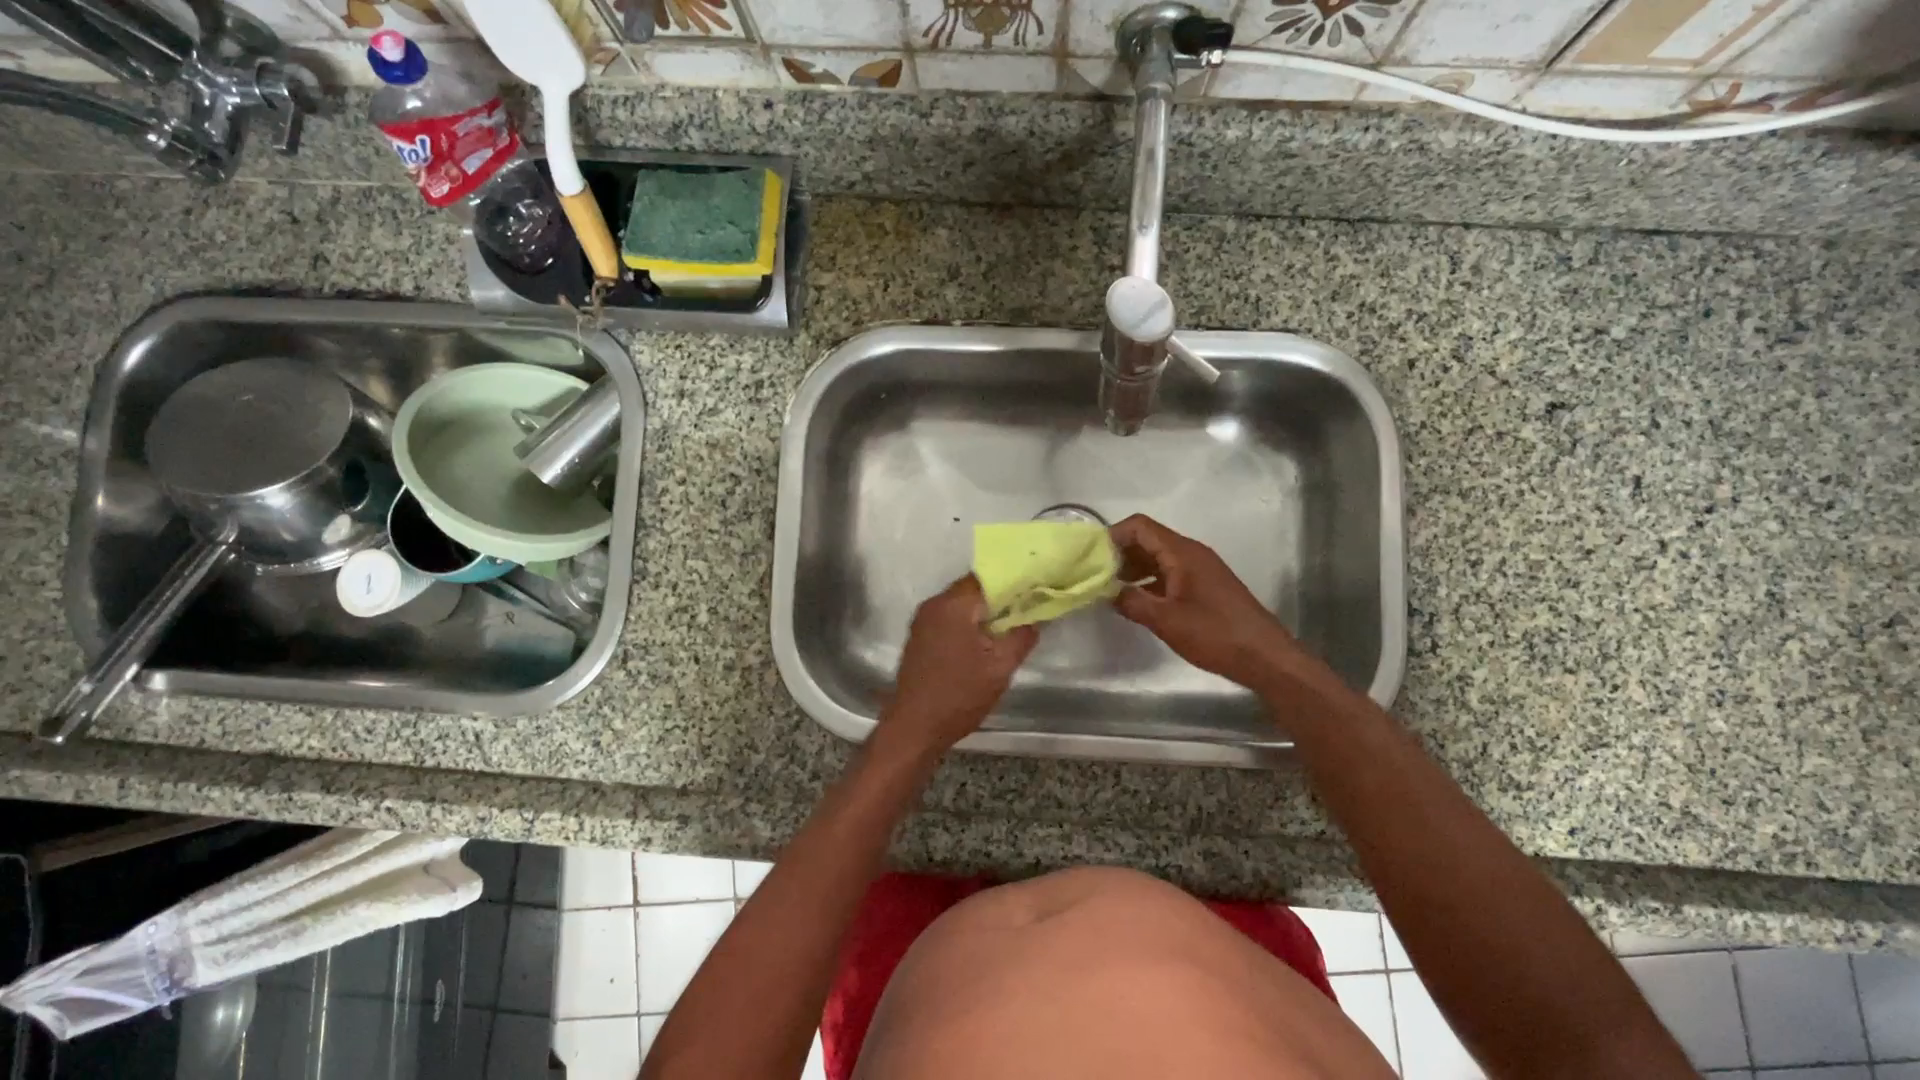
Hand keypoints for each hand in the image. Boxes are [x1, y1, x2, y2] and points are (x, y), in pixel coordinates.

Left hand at [881, 575, 1038, 755]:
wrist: (915, 727)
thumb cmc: (959, 695)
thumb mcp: (1001, 668)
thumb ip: (1021, 637)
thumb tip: (1034, 619)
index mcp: (953, 605)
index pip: (988, 578)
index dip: (1013, 583)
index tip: (1034, 592)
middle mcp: (933, 604)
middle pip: (972, 590)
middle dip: (999, 599)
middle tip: (1025, 611)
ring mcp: (921, 621)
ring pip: (960, 606)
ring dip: (982, 614)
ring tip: (1008, 628)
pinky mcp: (918, 637)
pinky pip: (948, 620)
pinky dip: (966, 625)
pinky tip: (982, 642)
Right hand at [1109, 514, 1306, 699]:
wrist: (1264, 656)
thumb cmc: (1215, 634)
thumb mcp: (1166, 620)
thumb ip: (1132, 602)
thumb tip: (1108, 592)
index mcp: (1182, 553)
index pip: (1139, 526)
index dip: (1112, 536)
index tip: (1090, 557)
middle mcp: (1191, 553)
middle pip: (1148, 539)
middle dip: (1119, 553)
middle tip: (1093, 575)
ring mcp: (1200, 570)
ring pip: (1158, 558)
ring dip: (1133, 569)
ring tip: (1108, 590)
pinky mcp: (1205, 587)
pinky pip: (1170, 573)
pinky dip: (1149, 581)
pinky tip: (1136, 601)